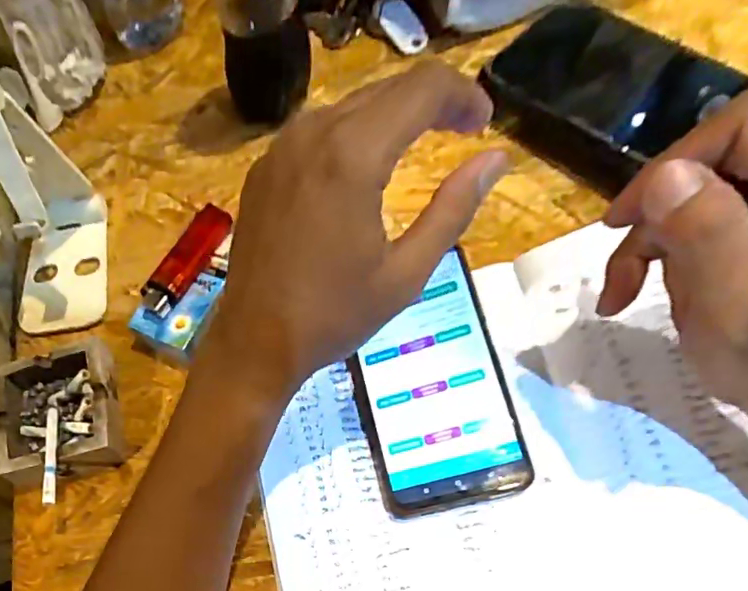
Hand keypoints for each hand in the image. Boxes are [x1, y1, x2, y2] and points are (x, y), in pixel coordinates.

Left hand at [200, 62, 510, 402]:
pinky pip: (313, 133)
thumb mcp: (404, 274)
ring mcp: (279, 152)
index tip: (482, 124)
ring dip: (388, 116)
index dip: (463, 95)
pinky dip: (347, 136)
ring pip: (347, 106)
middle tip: (460, 131)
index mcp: (352, 156)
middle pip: (385, 89)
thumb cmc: (331, 317)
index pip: (422, 88)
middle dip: (430, 102)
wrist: (254, 344)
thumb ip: (452, 211)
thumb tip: (494, 160)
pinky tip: (359, 168)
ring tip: (414, 145)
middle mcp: (311, 137)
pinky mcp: (261, 172)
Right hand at [596, 90, 747, 434]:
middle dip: (659, 211)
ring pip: (706, 180)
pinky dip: (666, 246)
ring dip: (653, 237)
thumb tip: (663, 177)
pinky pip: (711, 204)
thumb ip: (708, 237)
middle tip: (619, 270)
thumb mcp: (734, 309)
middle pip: (724, 150)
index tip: (619, 224)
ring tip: (622, 292)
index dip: (673, 166)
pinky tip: (638, 287)